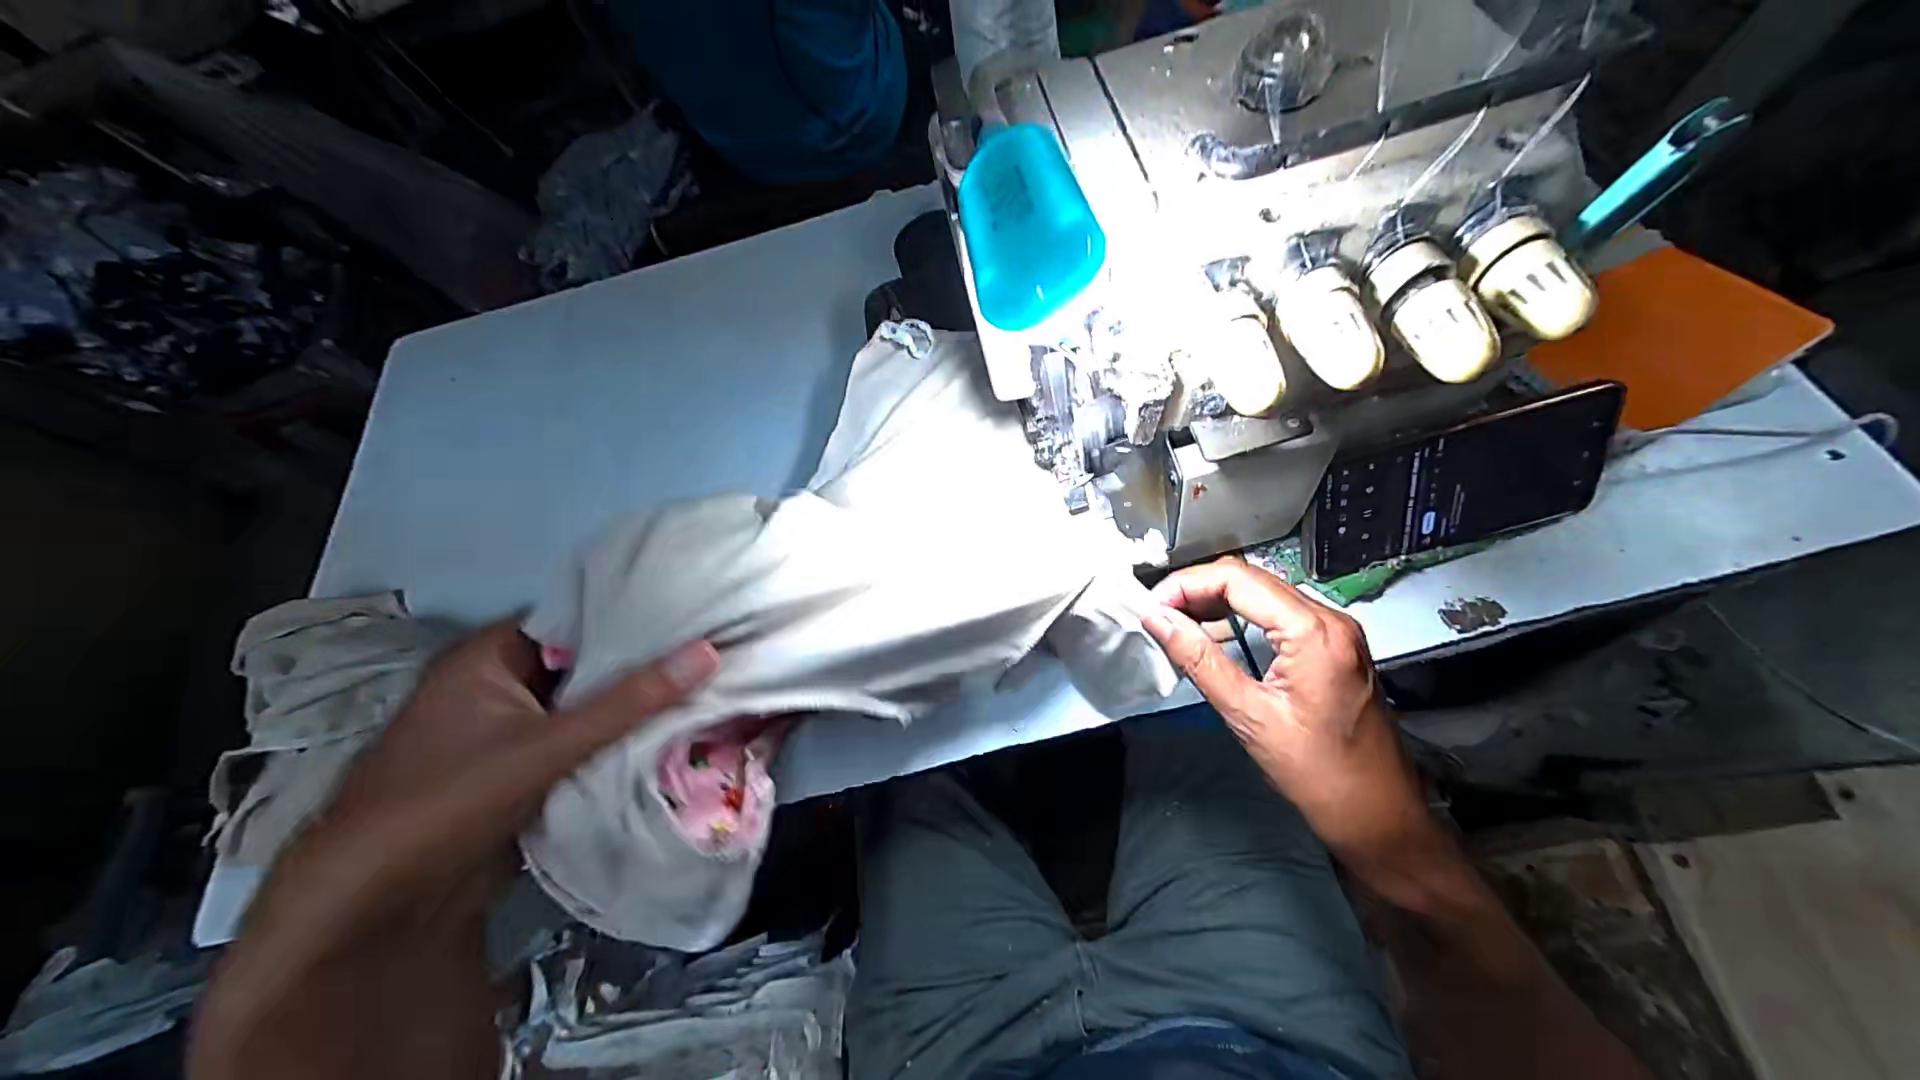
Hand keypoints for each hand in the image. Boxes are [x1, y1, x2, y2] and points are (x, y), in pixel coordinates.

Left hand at [189, 624, 718, 1079]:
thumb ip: (630, 701)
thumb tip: (709, 651)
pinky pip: (575, 741)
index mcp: (486, 655)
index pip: (573, 615)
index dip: (630, 612)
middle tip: (706, 649)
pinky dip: (611, 739)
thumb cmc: (449, 799)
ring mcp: (504, 730)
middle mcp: (494, 684)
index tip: (690, 612)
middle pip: (581, 663)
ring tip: (699, 684)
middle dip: (637, 664)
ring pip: (581, 705)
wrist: (374, 907)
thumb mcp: (548, 744)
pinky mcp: (516, 770)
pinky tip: (664, 731)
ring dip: (627, 705)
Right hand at [1142, 557, 1438, 877]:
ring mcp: (1335, 632)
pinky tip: (1213, 635)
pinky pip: (1277, 613)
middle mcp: (1331, 621)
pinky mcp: (1332, 646)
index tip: (1155, 605)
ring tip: (1178, 623)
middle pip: (1250, 579)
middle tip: (1160, 613)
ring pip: (1262, 592)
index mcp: (1315, 633)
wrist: (1380, 814)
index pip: (1237, 579)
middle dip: (1197, 589)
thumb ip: (1199, 659)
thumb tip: (1159, 620)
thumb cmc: (1323, 775)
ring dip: (1216, 601)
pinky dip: (1239, 616)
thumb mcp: (1248, 715)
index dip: (1187, 585)